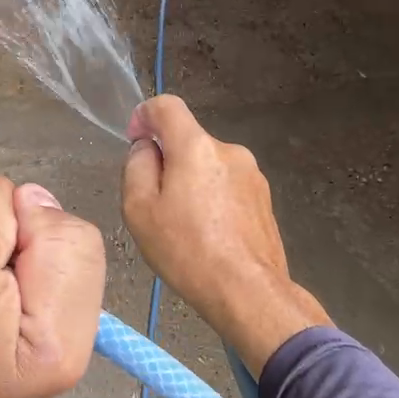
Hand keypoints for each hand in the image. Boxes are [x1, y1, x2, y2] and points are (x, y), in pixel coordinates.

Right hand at [121, 95, 330, 373]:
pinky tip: (207, 237)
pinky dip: (211, 201)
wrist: (247, 290)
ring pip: (208, 166)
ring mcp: (252, 175)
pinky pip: (227, 188)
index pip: (166, 106)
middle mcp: (229, 151)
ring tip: (182, 227)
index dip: (143, 116)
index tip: (135, 141)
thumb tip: (146, 149)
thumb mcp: (139, 210)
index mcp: (196, 147)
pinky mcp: (264, 200)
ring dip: (191, 184)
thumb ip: (137, 167)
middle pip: (188, 141)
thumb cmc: (185, 250)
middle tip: (154, 205)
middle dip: (167, 162)